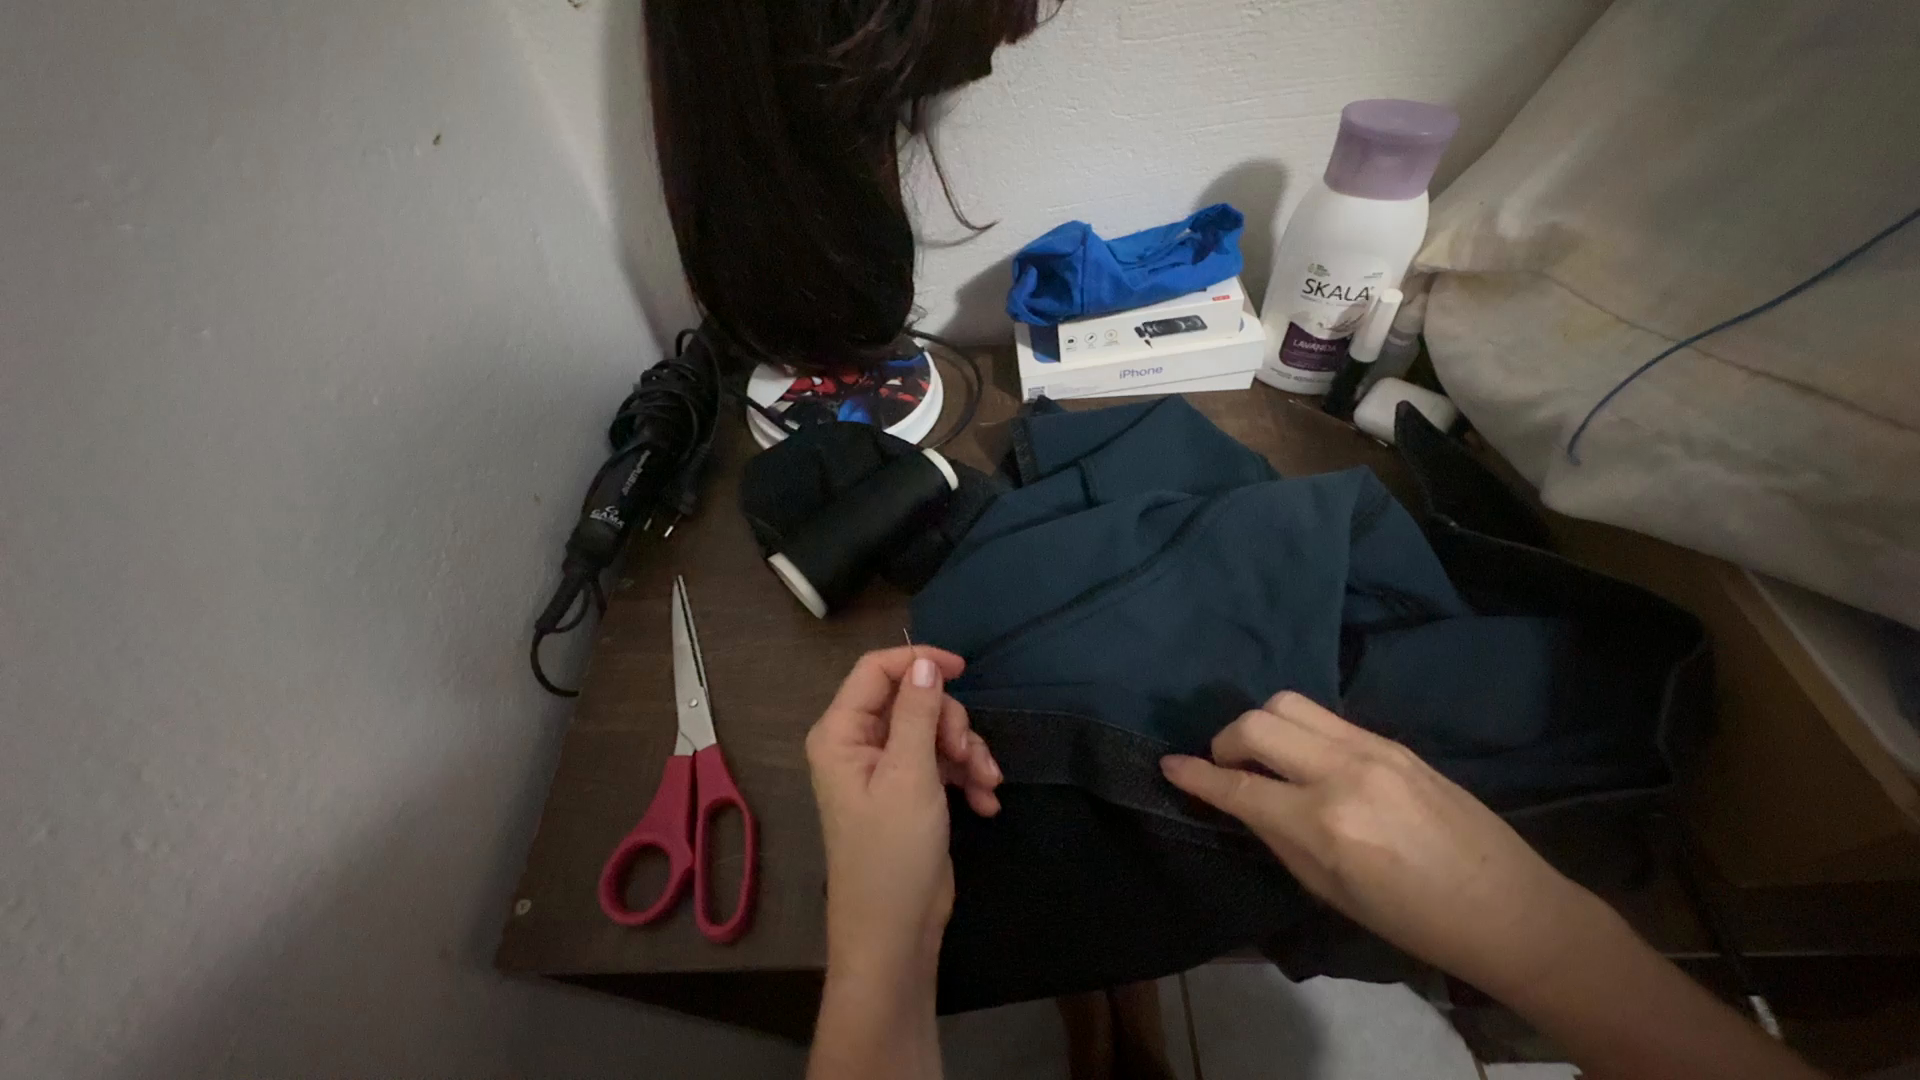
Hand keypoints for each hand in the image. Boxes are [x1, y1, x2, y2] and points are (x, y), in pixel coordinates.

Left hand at [806, 646, 1001, 976]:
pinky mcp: (909, 791)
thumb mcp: (910, 774)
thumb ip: (918, 712)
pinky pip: (941, 762)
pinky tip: (986, 803)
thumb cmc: (893, 851)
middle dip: (950, 723)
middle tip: (968, 754)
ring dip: (966, 752)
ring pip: (933, 731)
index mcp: (841, 732)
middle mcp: (858, 743)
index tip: (962, 670)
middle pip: (912, 700)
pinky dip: (965, 776)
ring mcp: (884, 768)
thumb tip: (925, 664)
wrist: (896, 934)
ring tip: (987, 784)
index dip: (918, 662)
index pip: (875, 670)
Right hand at [1160, 691, 1600, 998]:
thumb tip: (1241, 799)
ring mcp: (1372, 749)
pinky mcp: (1393, 741)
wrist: (1509, 909)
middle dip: (1224, 740)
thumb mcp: (1329, 891)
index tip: (1168, 764)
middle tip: (1226, 766)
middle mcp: (1343, 773)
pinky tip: (1305, 757)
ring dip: (1260, 724)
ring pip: (1287, 703)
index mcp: (1325, 825)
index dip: (1195, 774)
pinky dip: (1297, 729)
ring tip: (1264, 755)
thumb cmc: (1413, 920)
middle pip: (1257, 723)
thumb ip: (1278, 836)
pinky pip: (1325, 717)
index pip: (1238, 786)